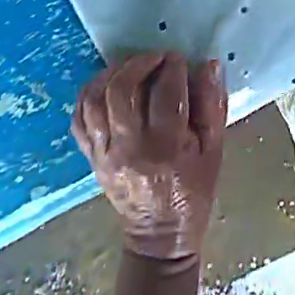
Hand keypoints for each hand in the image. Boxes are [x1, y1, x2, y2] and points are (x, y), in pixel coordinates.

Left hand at [71, 52, 227, 262]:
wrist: (161, 237)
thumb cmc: (194, 191)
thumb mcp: (214, 151)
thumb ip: (212, 105)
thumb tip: (208, 65)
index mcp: (166, 148)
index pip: (165, 92)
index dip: (174, 67)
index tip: (179, 59)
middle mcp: (129, 149)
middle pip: (122, 90)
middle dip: (139, 63)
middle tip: (156, 58)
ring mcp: (104, 154)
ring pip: (95, 99)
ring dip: (112, 73)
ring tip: (131, 66)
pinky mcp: (91, 158)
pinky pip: (80, 118)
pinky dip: (90, 93)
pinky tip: (108, 85)